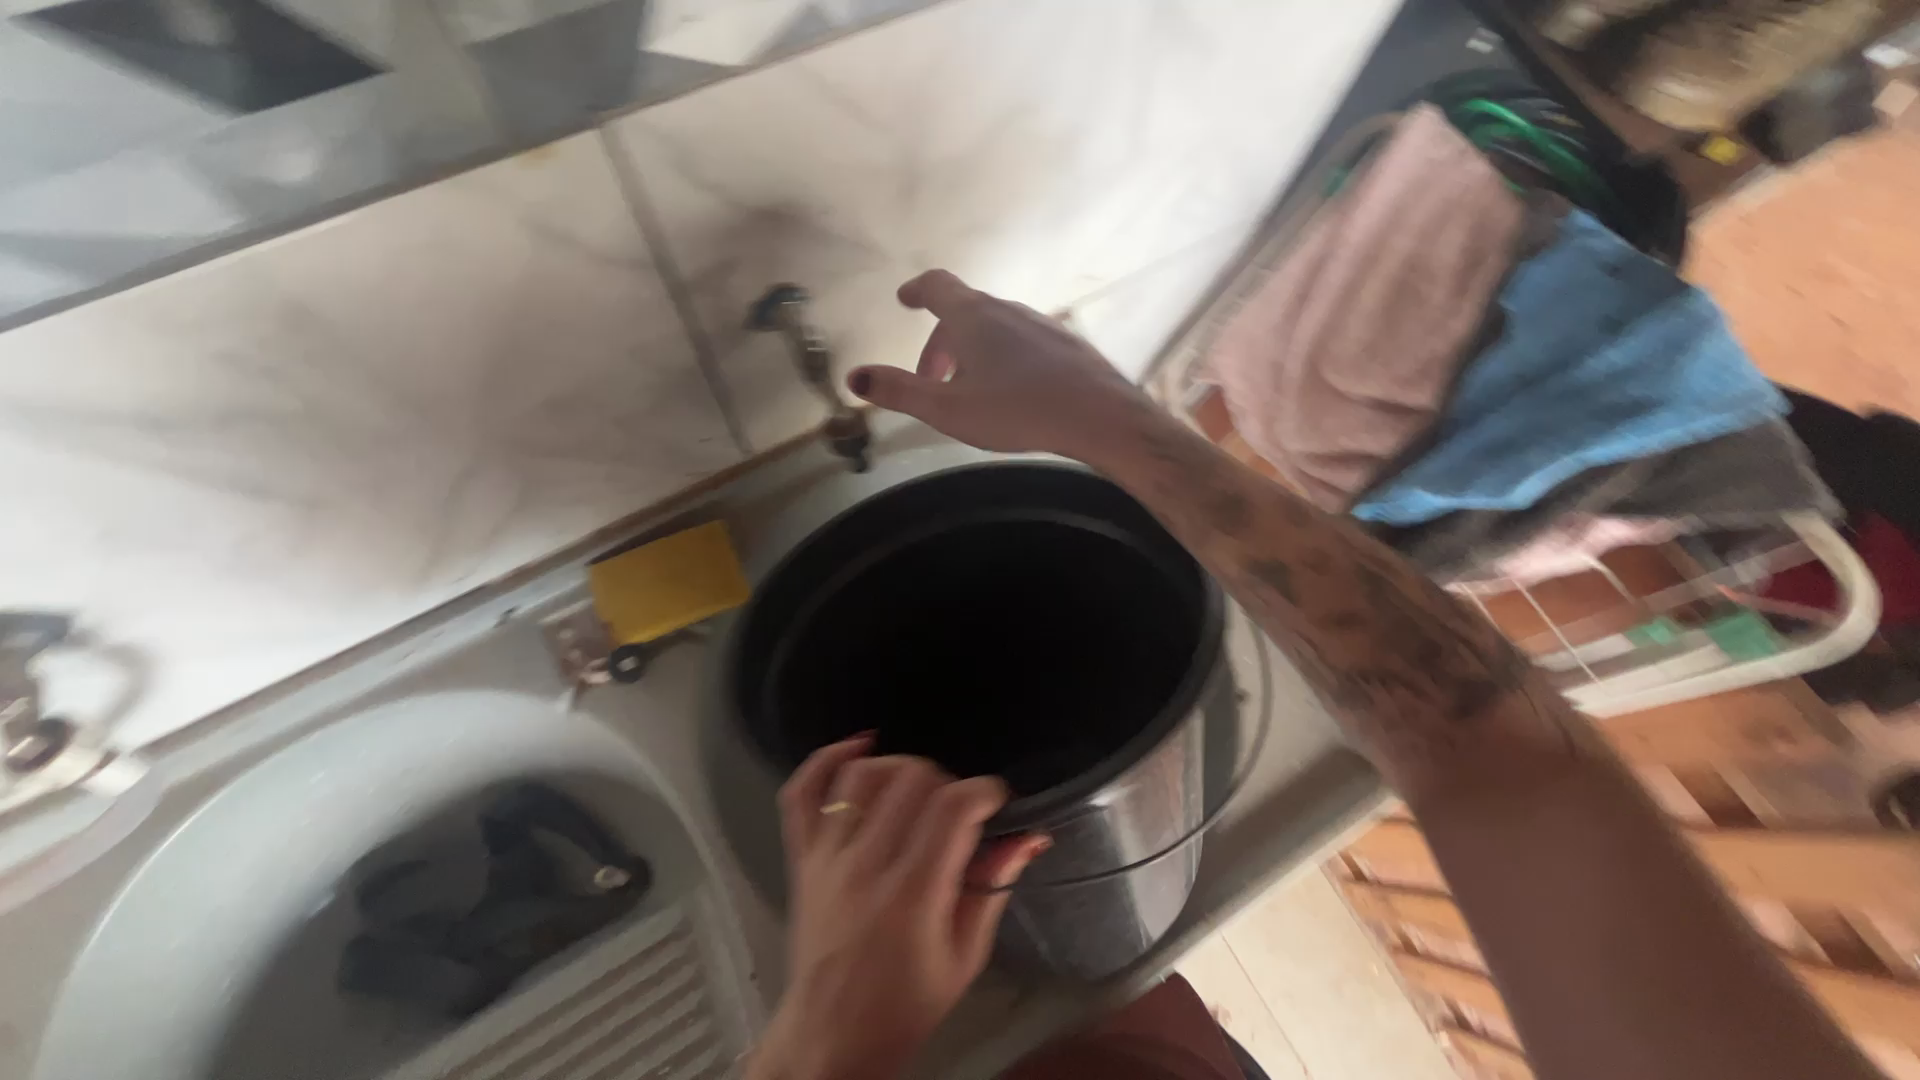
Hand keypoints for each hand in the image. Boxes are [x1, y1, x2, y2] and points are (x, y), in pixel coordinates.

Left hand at [748, 735, 1049, 1079]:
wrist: (829, 1036)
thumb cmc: (905, 1005)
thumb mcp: (965, 957)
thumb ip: (992, 888)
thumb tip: (1029, 837)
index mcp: (913, 895)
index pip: (952, 808)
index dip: (984, 791)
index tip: (996, 800)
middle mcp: (866, 865)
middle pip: (910, 780)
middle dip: (947, 779)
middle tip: (959, 806)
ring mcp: (827, 857)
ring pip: (861, 776)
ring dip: (899, 766)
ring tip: (919, 785)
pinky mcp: (802, 857)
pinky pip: (802, 792)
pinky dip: (827, 759)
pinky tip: (859, 749)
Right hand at [845, 270, 1148, 460]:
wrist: (1098, 415)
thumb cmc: (1016, 411)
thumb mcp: (947, 409)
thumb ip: (900, 392)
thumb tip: (854, 378)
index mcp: (972, 318)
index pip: (937, 287)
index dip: (917, 291)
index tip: (905, 298)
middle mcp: (1006, 310)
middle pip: (964, 314)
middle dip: (941, 343)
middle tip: (932, 382)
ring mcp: (1040, 324)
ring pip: (994, 329)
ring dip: (973, 353)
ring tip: (970, 392)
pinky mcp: (1065, 343)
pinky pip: (1022, 341)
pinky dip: (1003, 358)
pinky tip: (1013, 392)